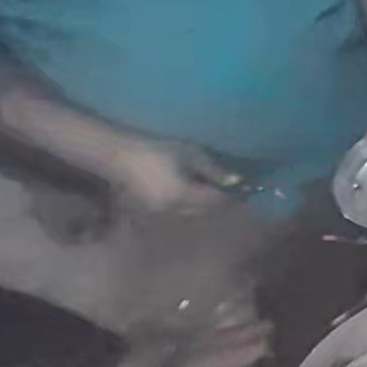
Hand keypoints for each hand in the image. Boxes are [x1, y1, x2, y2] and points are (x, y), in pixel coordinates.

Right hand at [105, 140, 235, 216]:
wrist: (118, 155)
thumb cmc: (157, 151)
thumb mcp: (191, 155)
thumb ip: (215, 170)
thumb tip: (237, 181)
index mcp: (182, 196)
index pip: (216, 201)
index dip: (233, 196)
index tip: (248, 189)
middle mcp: (171, 211)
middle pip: (205, 210)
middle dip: (220, 202)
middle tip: (234, 190)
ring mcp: (158, 215)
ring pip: (192, 214)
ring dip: (206, 206)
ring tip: (216, 191)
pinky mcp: (149, 213)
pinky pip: (177, 213)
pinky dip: (190, 206)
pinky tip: (194, 194)